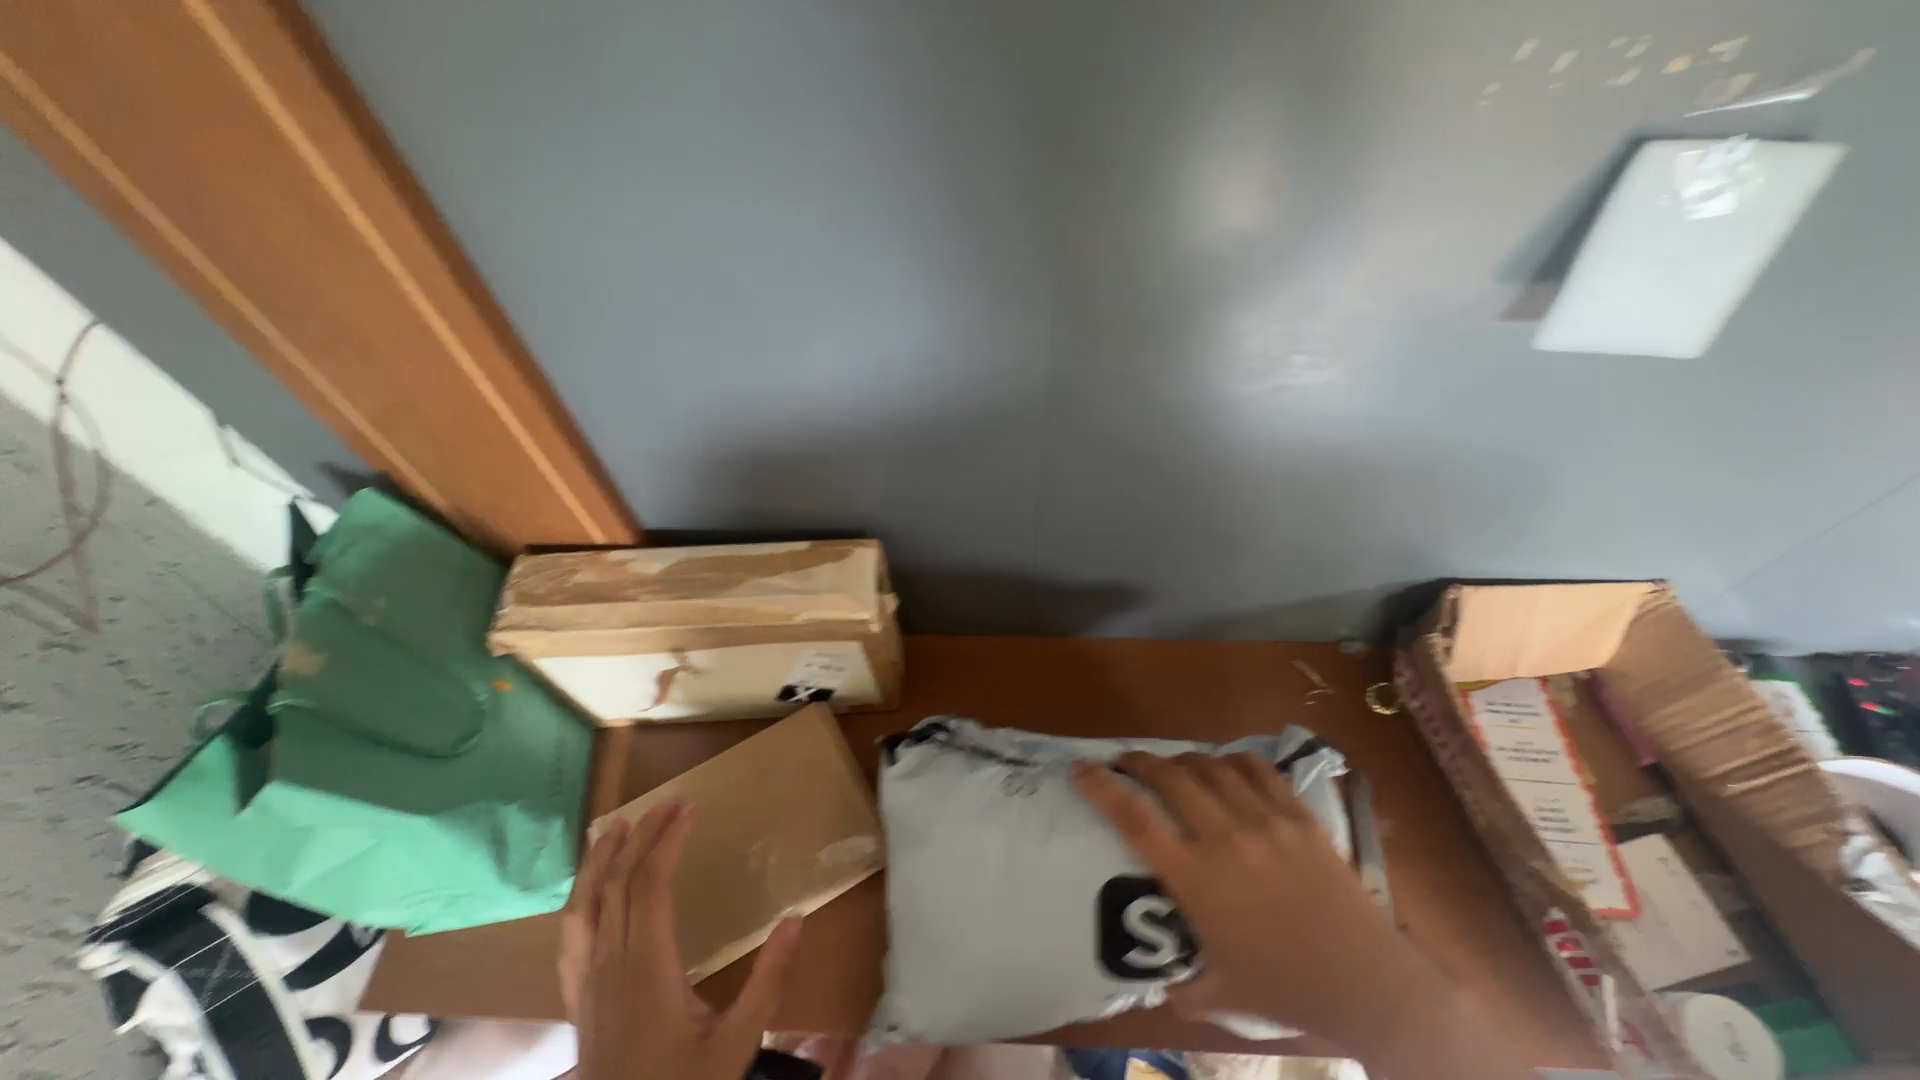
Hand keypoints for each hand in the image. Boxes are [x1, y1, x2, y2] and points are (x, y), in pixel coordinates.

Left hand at [558, 799, 803, 1079]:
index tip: (690, 809)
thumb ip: (768, 981)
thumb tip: (796, 919)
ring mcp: (587, 983)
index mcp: (647, 969)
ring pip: (583, 906)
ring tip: (616, 825)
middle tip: (671, 802)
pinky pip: (570, 938)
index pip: (651, 886)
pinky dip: (579, 900)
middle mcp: (610, 966)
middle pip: (618, 884)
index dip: (668, 842)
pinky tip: (588, 891)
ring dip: (600, 860)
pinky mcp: (578, 999)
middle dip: (643, 836)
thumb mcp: (738, 1042)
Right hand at [1073, 752, 1530, 1079]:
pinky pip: (1261, 772)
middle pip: (1171, 778)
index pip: (1135, 819)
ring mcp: (1267, 823)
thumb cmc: (1285, 990)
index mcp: (1197, 880)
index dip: (1101, 787)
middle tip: (1126, 761)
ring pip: (1213, 768)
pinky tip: (1227, 765)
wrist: (1367, 983)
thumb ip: (1180, 986)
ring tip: (1175, 765)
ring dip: (1186, 760)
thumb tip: (1159, 982)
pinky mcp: (1302, 819)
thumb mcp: (1218, 994)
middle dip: (1141, 761)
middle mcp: (1226, 839)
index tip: (1081, 767)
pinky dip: (1235, 760)